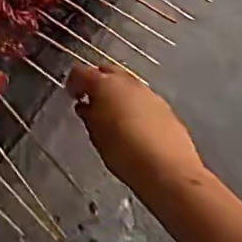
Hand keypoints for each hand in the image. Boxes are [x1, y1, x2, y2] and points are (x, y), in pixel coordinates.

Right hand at [68, 64, 204, 191]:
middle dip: (97, 82)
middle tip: (91, 100)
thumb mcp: (97, 137)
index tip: (72, 94)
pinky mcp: (163, 104)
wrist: (169, 170)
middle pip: (106, 71)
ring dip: (117, 93)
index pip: (81, 72)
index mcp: (103, 84)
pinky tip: (134, 123)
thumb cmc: (126, 155)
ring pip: (126, 83)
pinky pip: (142, 97)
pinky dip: (134, 104)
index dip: (73, 82)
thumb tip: (86, 108)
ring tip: (112, 114)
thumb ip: (89, 116)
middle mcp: (126, 81)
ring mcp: (147, 91)